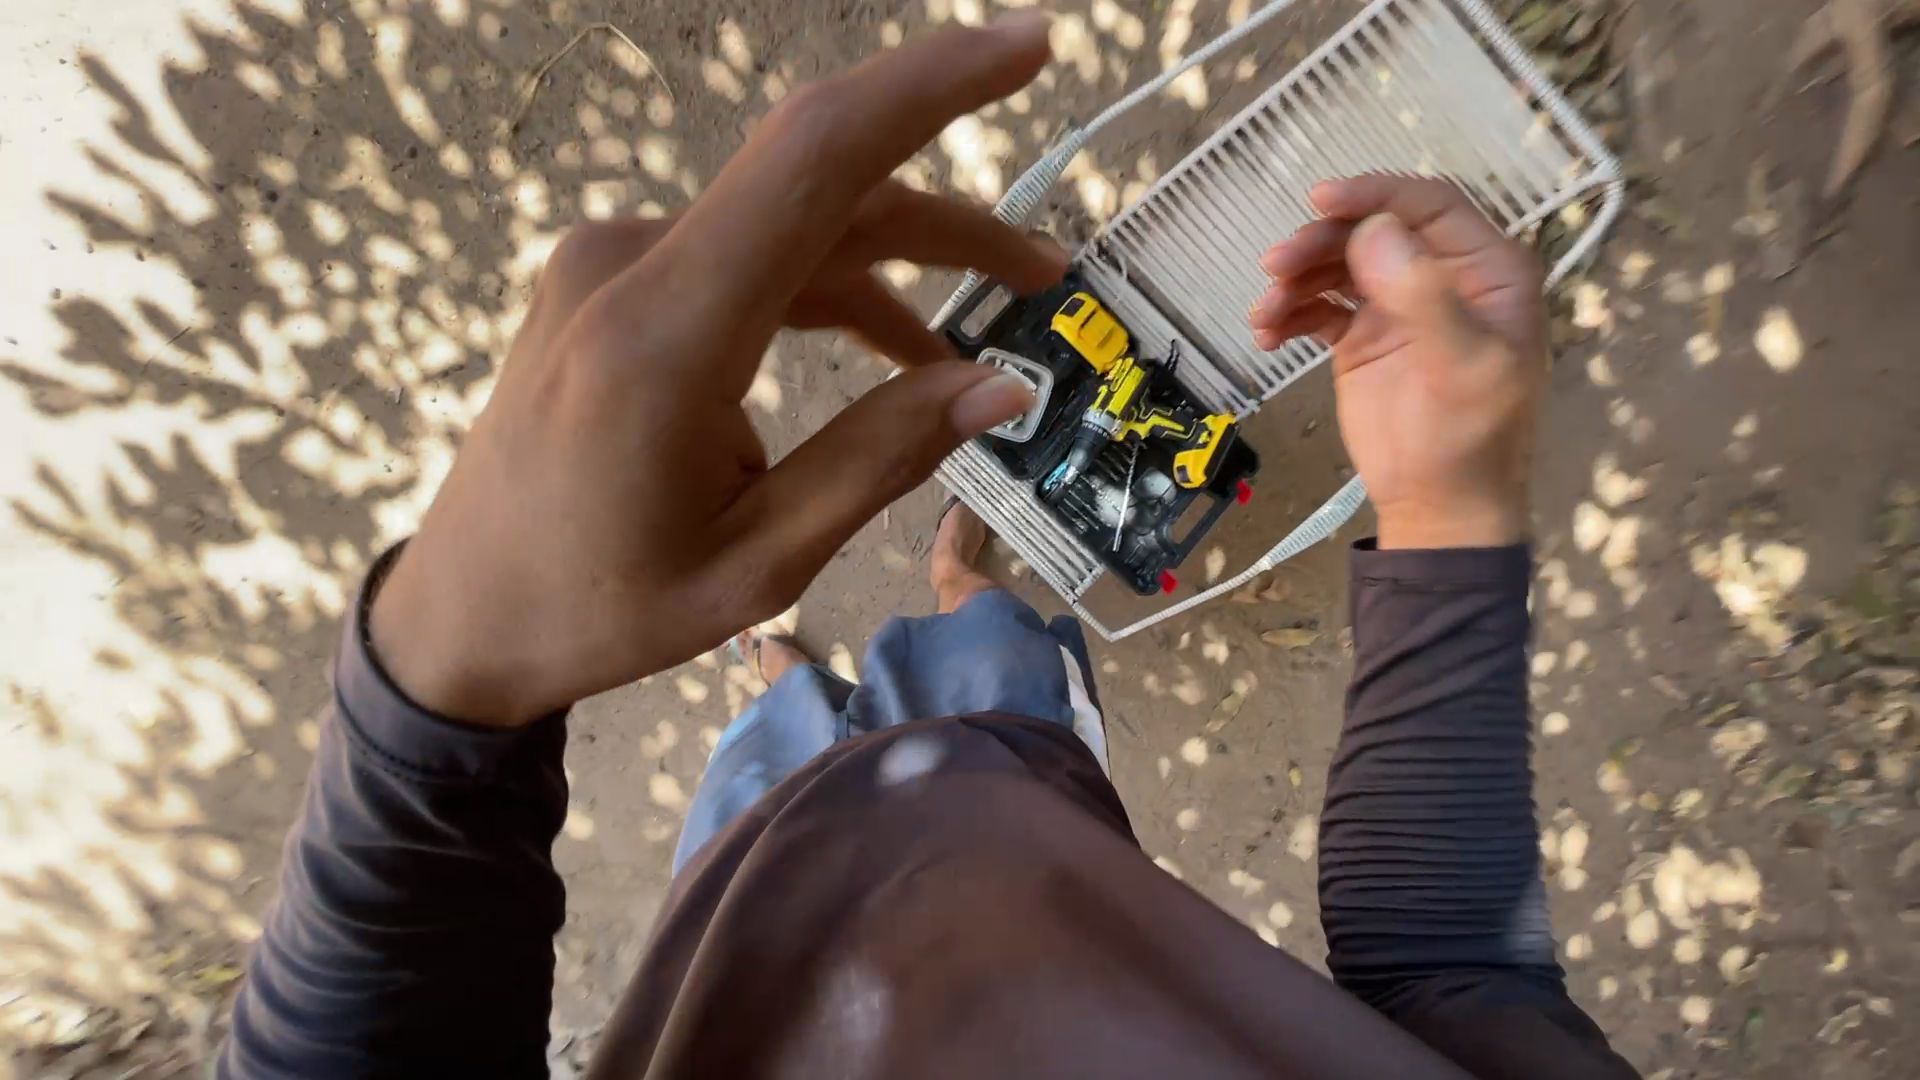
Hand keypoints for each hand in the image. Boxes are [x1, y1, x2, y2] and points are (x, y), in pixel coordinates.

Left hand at [369, 15, 1062, 726]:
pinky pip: (747, 266)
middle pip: (822, 195)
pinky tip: (886, 350)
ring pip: (790, 232)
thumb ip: (879, 461)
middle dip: (947, 226)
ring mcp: (612, 270)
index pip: (816, 161)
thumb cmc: (605, 608)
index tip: (1030, 48)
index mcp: (665, 337)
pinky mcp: (613, 292)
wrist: (465, 617)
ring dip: (893, 268)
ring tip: (978, 326)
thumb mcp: (760, 562)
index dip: (930, 88)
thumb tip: (999, 386)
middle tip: (1041, 275)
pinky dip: (828, 294)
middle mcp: (630, 268)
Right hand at [1249, 176, 1545, 549]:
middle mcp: (1438, 279)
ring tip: (1264, 316)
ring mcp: (1394, 309)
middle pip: (1370, 235)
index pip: (1429, 207)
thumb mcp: (1459, 364)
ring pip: (1336, 270)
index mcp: (1484, 270)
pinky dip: (1289, 316)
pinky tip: (1267, 336)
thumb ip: (1423, 294)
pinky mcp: (1359, 340)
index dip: (1374, 195)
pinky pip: (1318, 310)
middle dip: (1319, 246)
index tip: (1318, 199)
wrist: (1435, 500)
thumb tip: (1371, 232)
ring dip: (1295, 284)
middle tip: (1274, 267)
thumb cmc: (1465, 437)